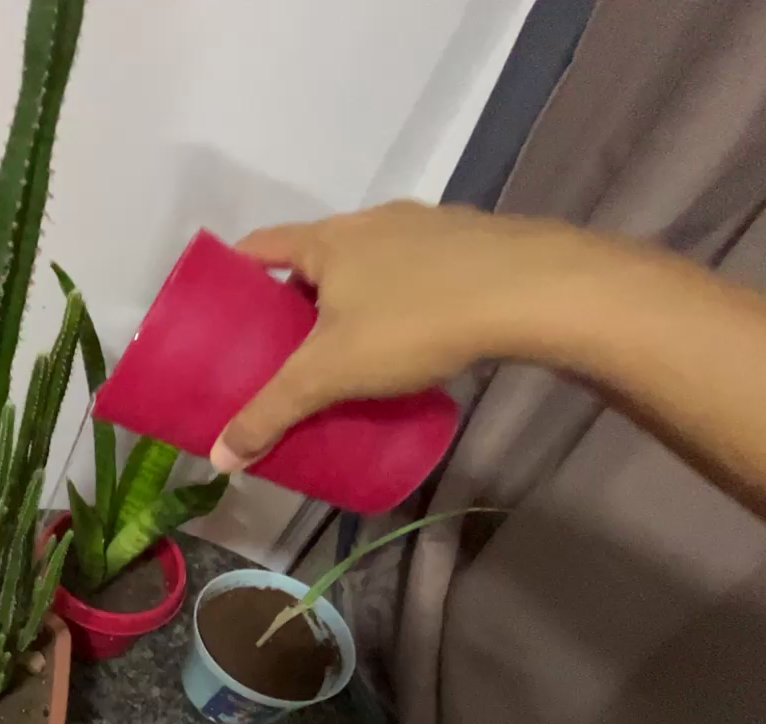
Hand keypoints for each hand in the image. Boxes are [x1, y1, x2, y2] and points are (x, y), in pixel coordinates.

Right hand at [209, 201, 628, 472]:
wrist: (548, 294)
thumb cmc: (416, 321)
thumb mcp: (327, 376)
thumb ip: (269, 414)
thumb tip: (220, 459)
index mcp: (328, 240)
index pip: (258, 244)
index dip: (230, 270)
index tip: (218, 306)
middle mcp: (373, 221)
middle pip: (311, 256)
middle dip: (289, 295)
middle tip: (276, 342)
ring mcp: (430, 228)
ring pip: (367, 262)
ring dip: (346, 296)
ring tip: (339, 344)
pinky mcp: (476, 244)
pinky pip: (415, 269)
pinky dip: (397, 297)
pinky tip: (405, 336)